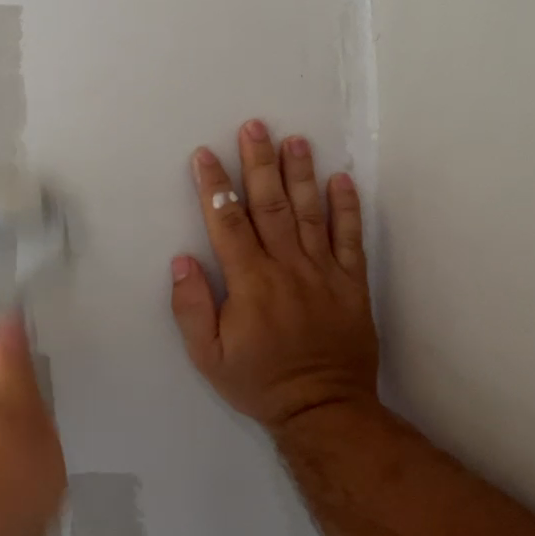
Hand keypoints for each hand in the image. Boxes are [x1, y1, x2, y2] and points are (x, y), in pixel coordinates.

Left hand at [0, 311, 67, 535]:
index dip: (24, 388)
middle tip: (44, 447)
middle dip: (14, 419)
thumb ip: (15, 366)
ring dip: (4, 451)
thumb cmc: (13, 484)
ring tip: (34, 479)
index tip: (45, 411)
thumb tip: (3, 313)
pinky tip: (13, 503)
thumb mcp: (28, 417)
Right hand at [169, 120, 379, 430]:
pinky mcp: (351, 285)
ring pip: (311, 214)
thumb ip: (192, 307)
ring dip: (301, 174)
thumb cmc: (256, 381)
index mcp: (250, 283)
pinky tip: (342, 179)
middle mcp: (288, 269)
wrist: (323, 409)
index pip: (227, 223)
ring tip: (295, 139)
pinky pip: (350, 239)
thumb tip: (184, 260)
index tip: (204, 155)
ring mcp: (324, 274)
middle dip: (259, 164)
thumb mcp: (206, 354)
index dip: (214, 187)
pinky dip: (347, 208)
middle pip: (271, 206)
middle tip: (254, 126)